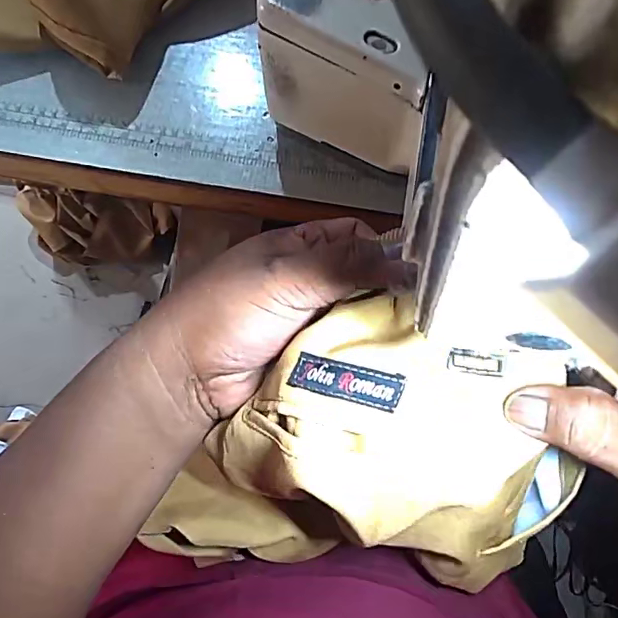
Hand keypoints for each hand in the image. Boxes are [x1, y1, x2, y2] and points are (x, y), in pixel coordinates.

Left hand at [137, 218, 410, 421]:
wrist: (188, 379)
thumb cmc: (229, 314)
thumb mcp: (286, 279)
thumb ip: (345, 266)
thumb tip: (409, 263)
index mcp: (301, 249)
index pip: (357, 238)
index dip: (385, 250)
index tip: (416, 274)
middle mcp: (312, 283)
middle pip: (366, 281)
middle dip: (392, 294)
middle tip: (429, 313)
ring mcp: (314, 323)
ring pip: (363, 319)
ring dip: (383, 328)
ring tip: (422, 340)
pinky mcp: (315, 360)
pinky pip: (351, 353)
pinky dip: (369, 357)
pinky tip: (396, 363)